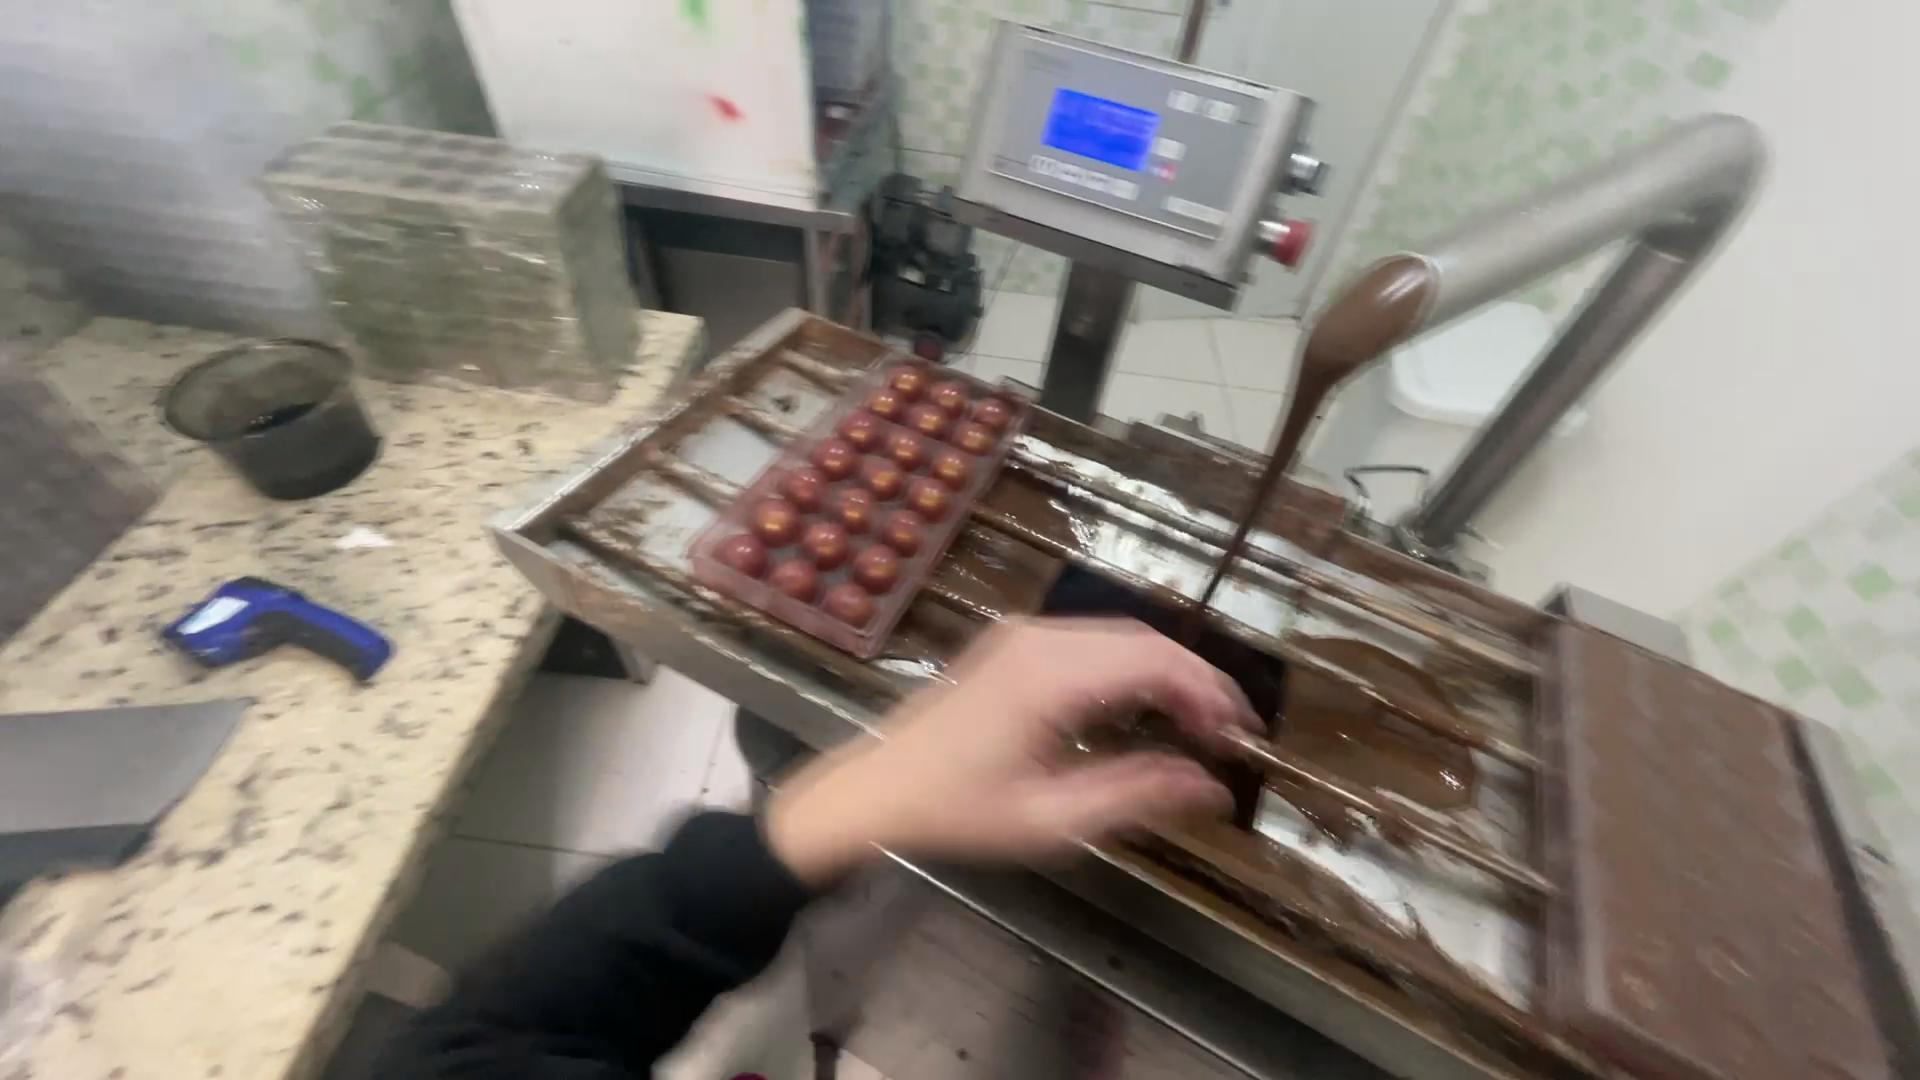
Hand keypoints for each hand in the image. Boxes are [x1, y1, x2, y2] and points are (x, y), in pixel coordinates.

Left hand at [766, 618, 1259, 884]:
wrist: (877, 786)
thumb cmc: (958, 809)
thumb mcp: (1051, 819)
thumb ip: (1135, 795)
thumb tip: (1211, 787)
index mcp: (1049, 675)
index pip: (1154, 661)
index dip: (1208, 694)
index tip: (1238, 740)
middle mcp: (1039, 636)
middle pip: (1141, 639)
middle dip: (1193, 682)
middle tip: (1226, 736)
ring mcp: (1021, 633)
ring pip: (1117, 637)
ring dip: (1162, 673)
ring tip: (1194, 727)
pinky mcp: (1012, 643)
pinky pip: (1088, 643)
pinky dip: (1126, 669)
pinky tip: (1140, 708)